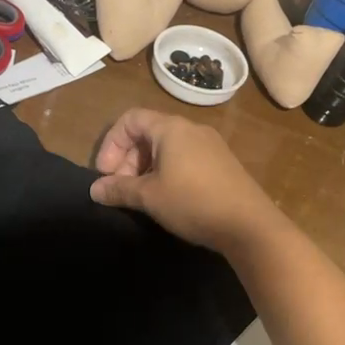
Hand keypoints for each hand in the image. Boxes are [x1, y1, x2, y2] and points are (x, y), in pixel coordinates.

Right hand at [90, 108, 285, 254]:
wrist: (249, 225)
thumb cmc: (193, 203)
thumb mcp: (149, 197)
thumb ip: (119, 189)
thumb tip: (95, 189)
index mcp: (171, 128)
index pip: (130, 119)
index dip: (111, 144)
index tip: (106, 174)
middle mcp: (191, 129)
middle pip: (148, 132)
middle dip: (127, 159)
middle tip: (122, 189)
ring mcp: (210, 145)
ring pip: (166, 147)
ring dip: (146, 168)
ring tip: (142, 196)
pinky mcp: (221, 163)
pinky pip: (184, 158)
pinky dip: (167, 172)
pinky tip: (167, 198)